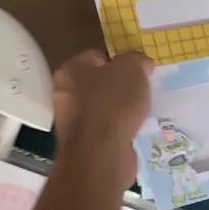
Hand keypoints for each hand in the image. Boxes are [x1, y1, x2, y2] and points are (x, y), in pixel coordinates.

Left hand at [51, 50, 152, 190]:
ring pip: (104, 108)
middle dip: (122, 88)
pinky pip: (106, 130)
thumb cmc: (114, 104)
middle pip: (99, 84)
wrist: (102, 153)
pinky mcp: (84, 144)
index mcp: (71, 70)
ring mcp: (73, 121)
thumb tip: (141, 63)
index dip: (121, 61)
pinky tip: (135, 131)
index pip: (97, 56)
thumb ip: (137, 60)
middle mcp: (65, 94)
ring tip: (143, 113)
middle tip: (143, 92)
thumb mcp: (132, 70)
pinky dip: (120, 130)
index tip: (140, 71)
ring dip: (122, 111)